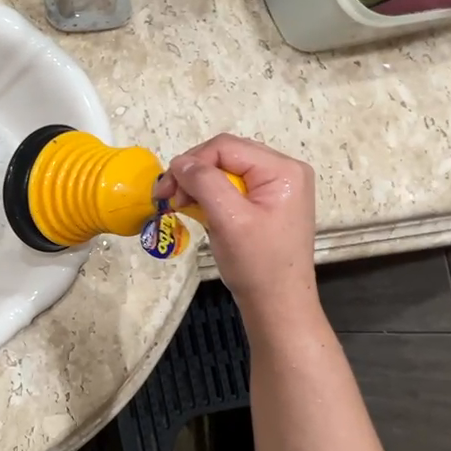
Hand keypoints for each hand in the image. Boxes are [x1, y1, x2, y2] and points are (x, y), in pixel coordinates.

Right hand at [154, 134, 317, 319]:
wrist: (277, 303)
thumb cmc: (256, 263)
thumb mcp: (228, 220)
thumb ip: (204, 183)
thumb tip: (179, 163)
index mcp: (282, 170)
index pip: (225, 147)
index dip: (191, 163)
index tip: (167, 191)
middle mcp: (283, 171)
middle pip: (224, 155)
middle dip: (191, 173)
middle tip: (169, 198)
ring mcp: (276, 187)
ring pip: (224, 169)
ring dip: (197, 184)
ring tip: (181, 206)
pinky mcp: (266, 203)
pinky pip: (230, 186)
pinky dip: (208, 195)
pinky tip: (197, 210)